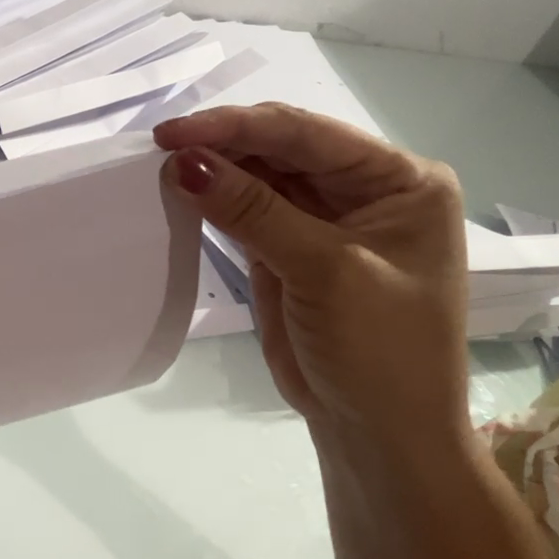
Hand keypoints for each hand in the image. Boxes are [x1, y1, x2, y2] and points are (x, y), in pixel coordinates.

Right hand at [156, 104, 468, 453]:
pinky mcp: (289, 250)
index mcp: (400, 181)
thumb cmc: (379, 349)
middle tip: (158, 149)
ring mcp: (324, 220)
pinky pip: (245, 211)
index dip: (237, 127)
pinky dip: (213, 202)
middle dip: (223, 145)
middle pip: (282, 149)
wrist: (379, 431)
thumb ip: (253, 211)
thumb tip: (182, 161)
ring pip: (259, 178)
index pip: (308, 135)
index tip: (171, 133)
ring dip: (214, 171)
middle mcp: (364, 190)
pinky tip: (180, 192)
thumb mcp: (323, 271)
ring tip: (159, 167)